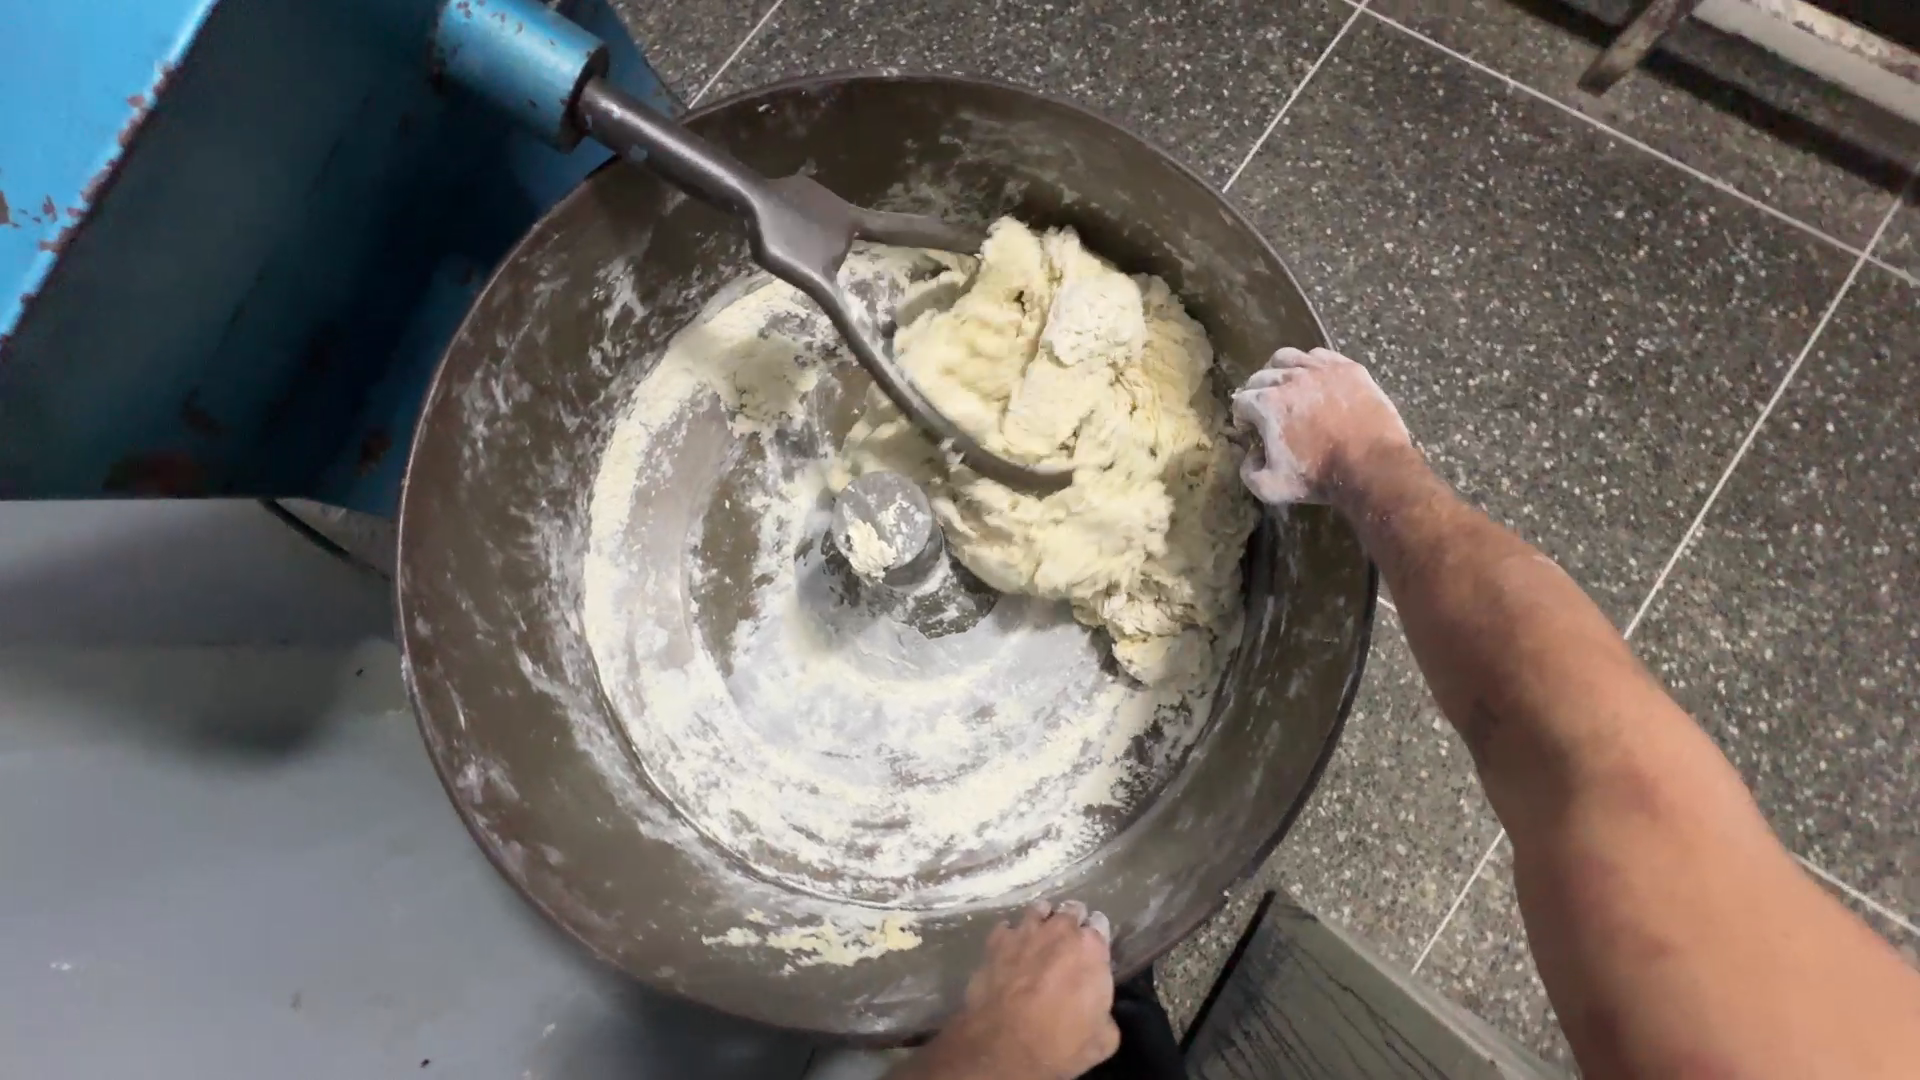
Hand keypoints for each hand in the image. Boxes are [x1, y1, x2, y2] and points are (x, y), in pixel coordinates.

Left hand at [910, 900, 1118, 1079]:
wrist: (1006, 1044)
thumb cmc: (1061, 1043)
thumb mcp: (1102, 1040)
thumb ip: (1105, 1012)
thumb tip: (1100, 1011)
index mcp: (1091, 948)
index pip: (1100, 924)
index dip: (1097, 934)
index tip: (1094, 946)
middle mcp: (1059, 930)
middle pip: (1070, 910)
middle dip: (1072, 921)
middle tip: (1069, 939)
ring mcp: (1025, 931)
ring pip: (1038, 910)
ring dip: (1042, 918)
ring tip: (1041, 934)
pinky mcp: (997, 940)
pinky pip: (1006, 928)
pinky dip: (1011, 935)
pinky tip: (1011, 948)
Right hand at [1231, 347, 1411, 504]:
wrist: (1371, 466)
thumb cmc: (1318, 476)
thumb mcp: (1270, 487)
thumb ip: (1248, 471)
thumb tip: (1252, 454)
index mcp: (1266, 404)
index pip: (1241, 401)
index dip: (1242, 418)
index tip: (1251, 430)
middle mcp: (1289, 378)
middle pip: (1260, 376)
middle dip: (1256, 394)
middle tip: (1266, 412)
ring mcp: (1320, 370)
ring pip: (1287, 358)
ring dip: (1279, 372)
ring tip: (1286, 388)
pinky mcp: (1348, 369)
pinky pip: (1319, 356)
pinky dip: (1310, 365)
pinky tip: (1314, 382)